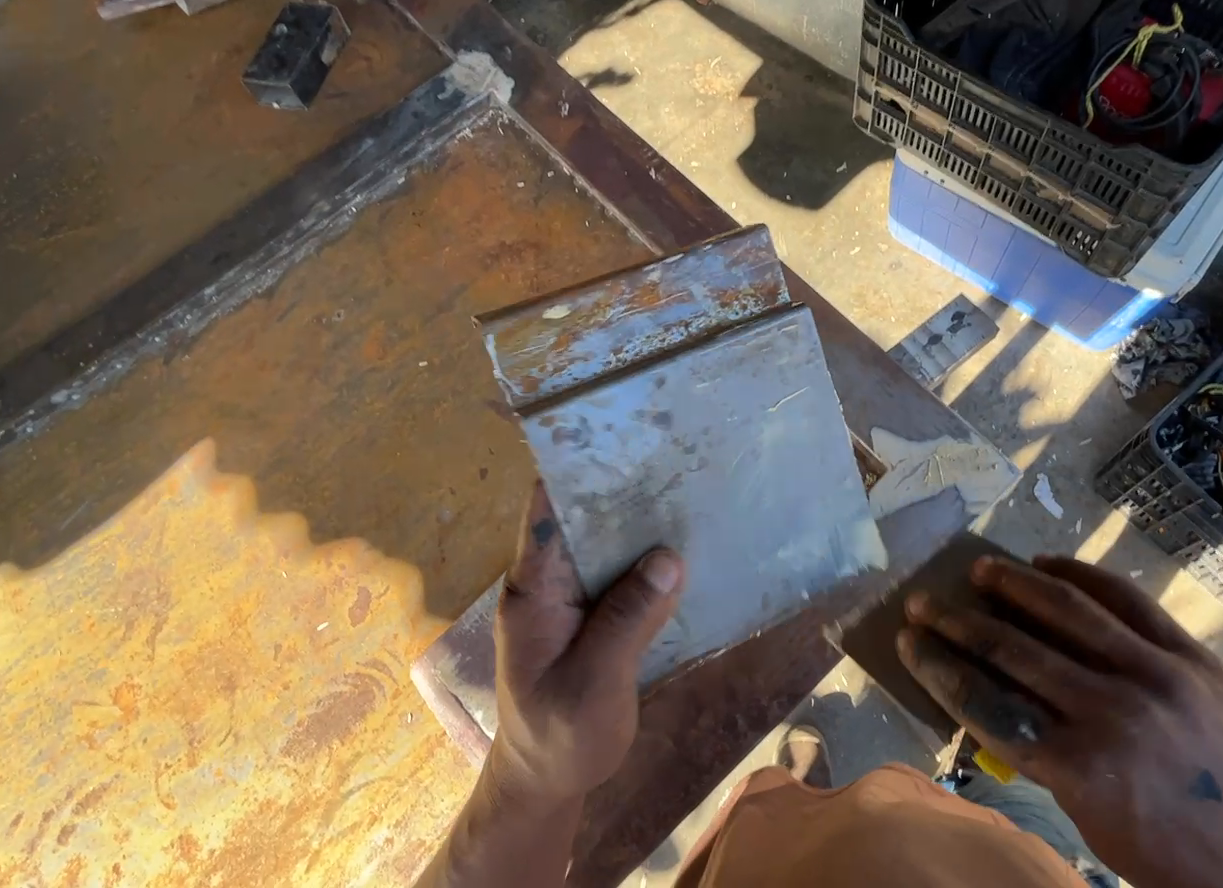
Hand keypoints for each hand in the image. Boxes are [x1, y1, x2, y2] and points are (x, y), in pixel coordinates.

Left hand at [486, 483, 685, 808]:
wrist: (546, 784)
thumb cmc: (560, 738)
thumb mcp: (594, 684)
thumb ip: (627, 621)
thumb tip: (668, 558)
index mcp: (534, 590)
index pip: (546, 511)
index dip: (577, 470)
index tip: (623, 438)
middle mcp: (550, 582)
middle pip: (580, 517)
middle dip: (621, 487)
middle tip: (674, 456)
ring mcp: (571, 597)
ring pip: (605, 542)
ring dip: (640, 520)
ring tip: (688, 488)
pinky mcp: (595, 613)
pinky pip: (621, 573)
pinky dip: (648, 559)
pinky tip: (686, 546)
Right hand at [898, 554, 1222, 887]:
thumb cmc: (1183, 868)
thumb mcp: (1095, 828)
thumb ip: (1042, 762)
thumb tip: (991, 708)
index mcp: (1086, 769)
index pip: (987, 703)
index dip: (937, 668)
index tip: (906, 641)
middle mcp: (1116, 711)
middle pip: (1013, 650)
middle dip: (956, 622)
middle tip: (920, 601)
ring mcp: (1160, 674)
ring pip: (1067, 610)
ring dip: (1011, 584)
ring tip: (976, 569)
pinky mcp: (1194, 656)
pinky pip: (1127, 600)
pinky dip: (1081, 576)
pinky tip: (1048, 565)